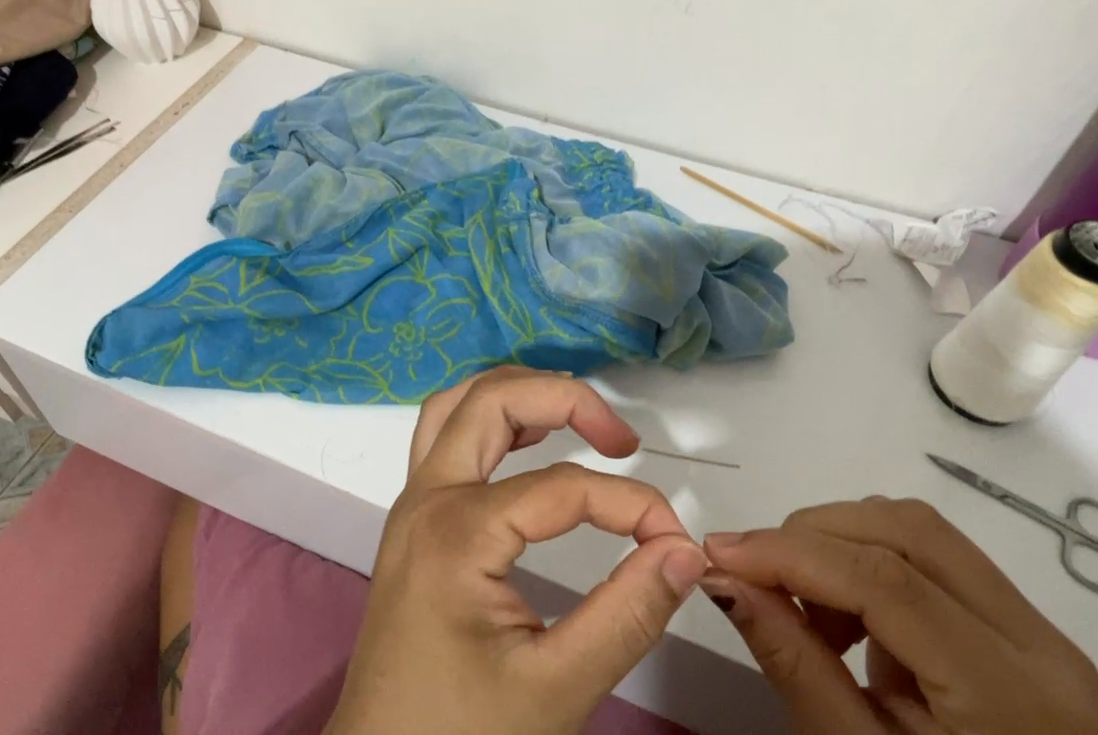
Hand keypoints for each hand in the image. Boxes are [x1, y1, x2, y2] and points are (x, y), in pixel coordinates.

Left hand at [326, 368, 709, 734]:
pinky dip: (490, 420)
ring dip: (519, 396)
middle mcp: (426, 498)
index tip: (675, 543)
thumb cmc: (461, 732)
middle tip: (622, 441)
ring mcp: (413, 504)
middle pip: (493, 400)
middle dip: (565, 399)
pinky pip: (445, 437)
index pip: (563, 486)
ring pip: (458, 406)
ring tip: (578, 423)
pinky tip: (528, 444)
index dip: (632, 504)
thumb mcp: (557, 687)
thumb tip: (684, 550)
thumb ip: (628, 614)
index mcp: (457, 532)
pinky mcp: (414, 521)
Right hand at [700, 498, 1097, 733]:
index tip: (718, 553)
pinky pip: (930, 556)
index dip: (793, 555)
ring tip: (805, 613)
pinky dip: (866, 563)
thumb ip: (793, 663)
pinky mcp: (1021, 627)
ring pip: (917, 531)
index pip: (889, 582)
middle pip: (907, 532)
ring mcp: (1040, 631)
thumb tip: (722, 577)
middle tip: (753, 578)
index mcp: (1013, 697)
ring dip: (838, 547)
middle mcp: (1042, 645)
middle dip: (812, 538)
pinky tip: (846, 622)